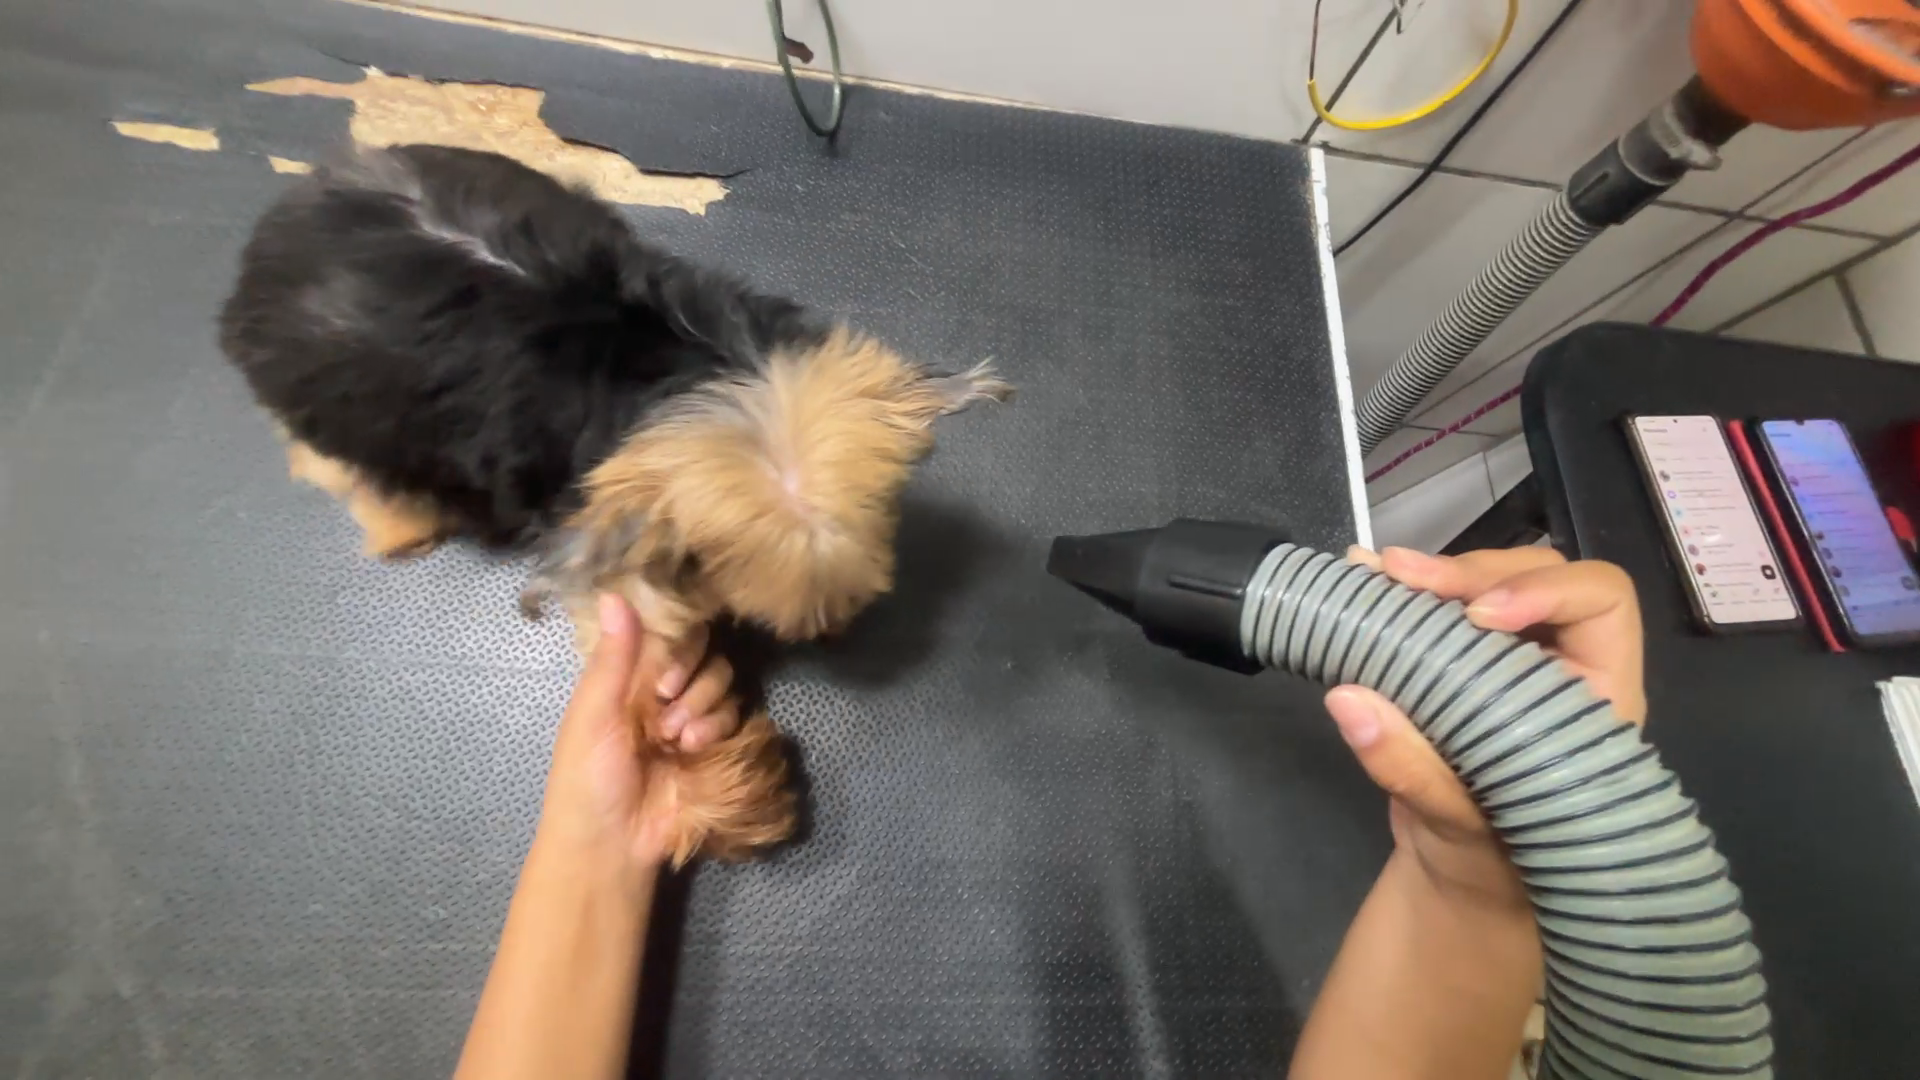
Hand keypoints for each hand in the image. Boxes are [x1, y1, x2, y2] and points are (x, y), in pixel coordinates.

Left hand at [538, 594, 744, 874]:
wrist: (613, 845)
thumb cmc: (587, 779)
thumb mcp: (592, 717)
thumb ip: (612, 658)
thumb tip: (613, 593)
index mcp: (629, 677)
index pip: (668, 633)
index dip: (676, 644)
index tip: (663, 674)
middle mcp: (664, 690)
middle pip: (704, 653)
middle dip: (692, 678)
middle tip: (666, 707)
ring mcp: (691, 715)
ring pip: (722, 681)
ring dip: (704, 705)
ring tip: (676, 739)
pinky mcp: (716, 741)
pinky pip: (736, 713)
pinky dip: (718, 725)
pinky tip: (695, 748)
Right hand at [1324, 546, 1644, 911]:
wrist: (1459, 874)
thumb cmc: (1490, 862)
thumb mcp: (1458, 827)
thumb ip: (1410, 768)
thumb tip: (1345, 698)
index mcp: (1590, 700)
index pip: (1600, 607)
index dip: (1544, 592)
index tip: (1476, 615)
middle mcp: (1552, 665)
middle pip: (1535, 576)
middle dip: (1466, 571)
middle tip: (1399, 575)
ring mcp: (1497, 659)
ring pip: (1479, 584)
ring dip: (1426, 574)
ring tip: (1371, 573)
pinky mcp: (1448, 659)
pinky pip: (1429, 607)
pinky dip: (1393, 588)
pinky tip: (1359, 577)